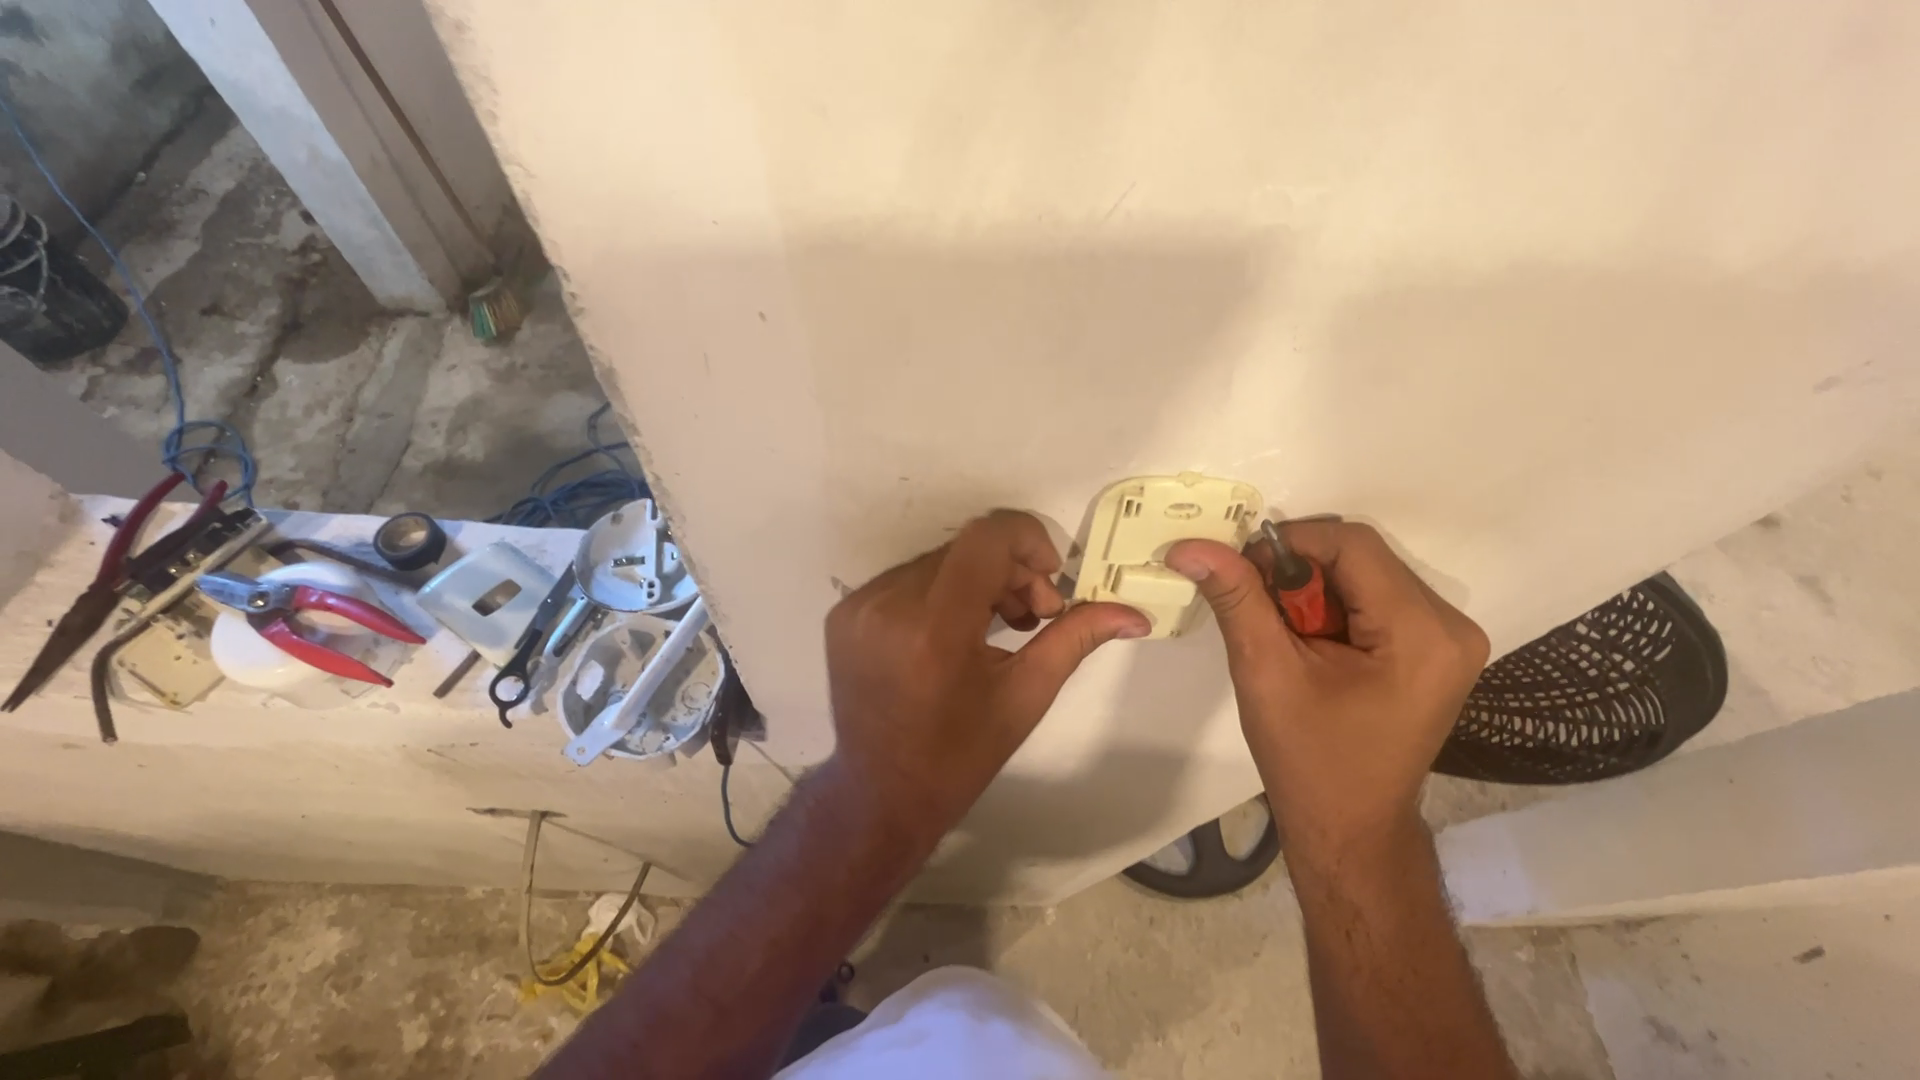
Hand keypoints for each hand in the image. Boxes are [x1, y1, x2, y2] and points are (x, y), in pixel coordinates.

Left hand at [824, 510, 1149, 842]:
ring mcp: (859, 608)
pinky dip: (941, 592)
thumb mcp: (1026, 695)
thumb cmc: (961, 755)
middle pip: (965, 549)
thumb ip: (1076, 638)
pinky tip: (958, 631)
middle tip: (1036, 615)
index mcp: (934, 630)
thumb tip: (1135, 614)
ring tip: (1000, 624)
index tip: (1051, 578)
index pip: (986, 539)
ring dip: (976, 580)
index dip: (1029, 540)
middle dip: (1010, 571)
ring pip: (937, 561)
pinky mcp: (844, 613)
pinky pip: (907, 579)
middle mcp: (888, 606)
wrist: (881, 793)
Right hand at [1166, 522, 1488, 856]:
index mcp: (1422, 633)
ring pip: (1367, 576)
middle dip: (1299, 571)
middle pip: (1363, 558)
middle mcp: (1452, 626)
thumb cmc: (1309, 761)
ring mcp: (1449, 640)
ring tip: (1279, 631)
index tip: (1240, 569)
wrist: (1350, 829)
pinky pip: (1377, 600)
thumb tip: (1191, 546)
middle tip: (1253, 604)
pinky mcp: (1434, 652)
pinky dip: (1332, 607)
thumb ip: (1236, 599)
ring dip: (1312, 590)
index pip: (1353, 544)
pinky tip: (1307, 642)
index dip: (1290, 542)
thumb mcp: (1265, 673)